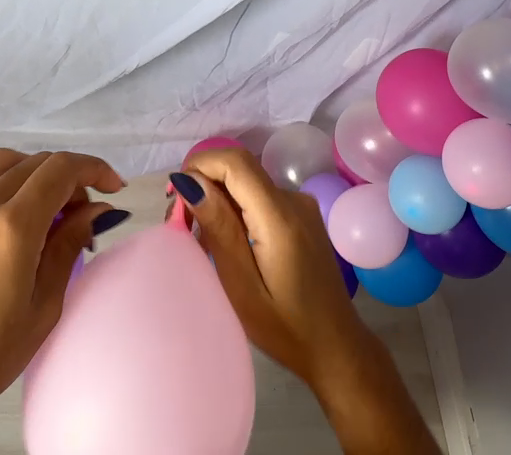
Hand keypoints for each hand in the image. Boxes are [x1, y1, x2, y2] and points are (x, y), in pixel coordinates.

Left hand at [0, 118, 129, 454]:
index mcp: (14, 228)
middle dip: (69, 177)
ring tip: (46, 197)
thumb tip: (96, 209)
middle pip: (36, 164)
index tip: (114, 187)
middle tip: (82, 212)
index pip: (62, 170)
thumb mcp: (42, 309)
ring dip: (33, 168)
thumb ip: (69, 248)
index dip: (95, 170)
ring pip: (2, 161)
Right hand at [174, 148, 440, 454]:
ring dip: (217, 198)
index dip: (199, 165)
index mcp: (280, 216)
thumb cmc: (285, 327)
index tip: (174, 197)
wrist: (336, 348)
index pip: (235, 162)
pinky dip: (235, 208)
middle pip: (239, 169)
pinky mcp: (301, 216)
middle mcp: (294, 200)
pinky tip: (226, 242)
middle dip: (202, 184)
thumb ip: (219, 228)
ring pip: (247, 182)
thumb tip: (190, 181)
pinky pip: (259, 197)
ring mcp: (300, 206)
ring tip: (200, 240)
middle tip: (180, 224)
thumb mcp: (242, 285)